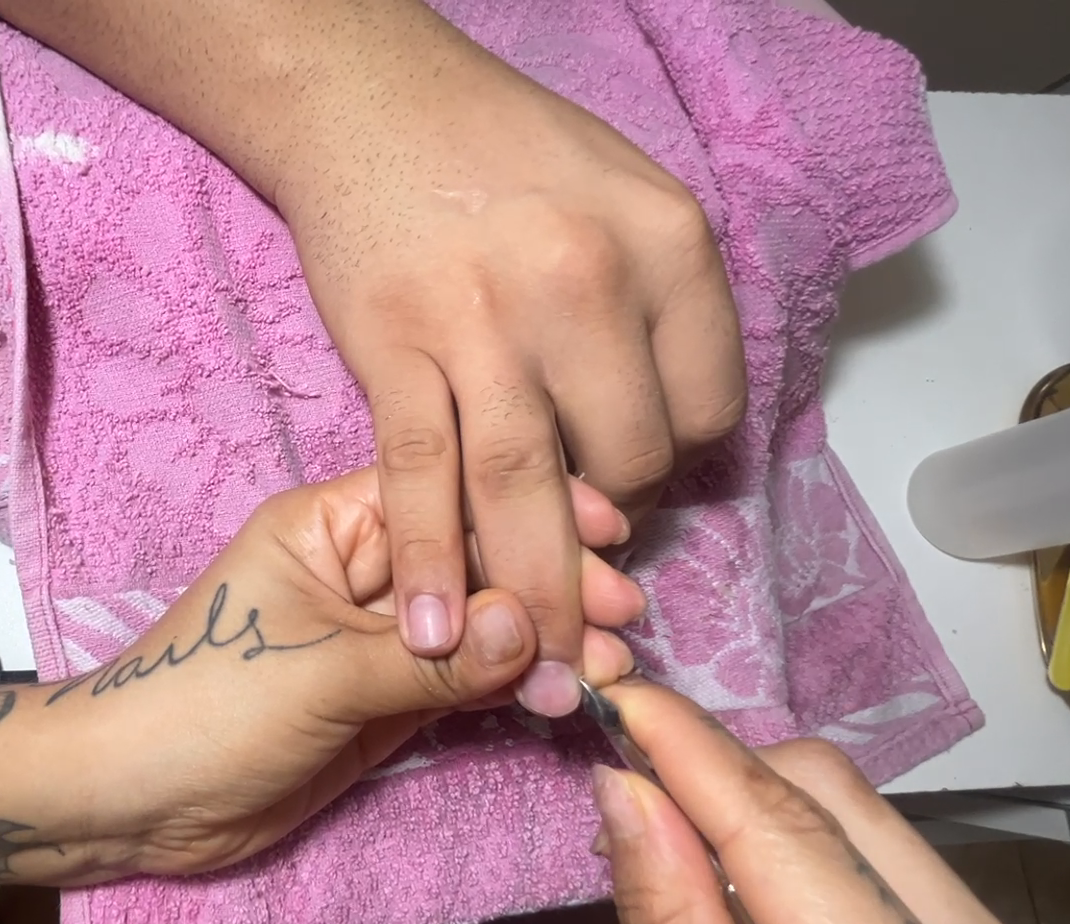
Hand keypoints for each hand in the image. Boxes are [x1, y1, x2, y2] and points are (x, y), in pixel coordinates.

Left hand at [49, 467, 643, 878]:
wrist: (140, 798)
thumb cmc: (208, 704)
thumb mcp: (319, 672)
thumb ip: (429, 658)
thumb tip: (538, 627)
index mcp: (327, 527)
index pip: (439, 498)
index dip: (519, 511)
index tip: (607, 533)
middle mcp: (357, 570)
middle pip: (465, 563)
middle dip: (541, 586)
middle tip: (621, 617)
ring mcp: (374, 637)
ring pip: (470, 627)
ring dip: (537, 643)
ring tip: (609, 665)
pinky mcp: (383, 697)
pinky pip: (457, 681)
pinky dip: (507, 687)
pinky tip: (563, 690)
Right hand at [273, 22, 744, 669]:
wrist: (368, 106)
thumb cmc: (495, 150)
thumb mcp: (620, 193)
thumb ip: (649, 309)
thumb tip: (632, 434)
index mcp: (667, 243)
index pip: (702, 409)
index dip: (664, 472)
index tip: (618, 495)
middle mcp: (585, 286)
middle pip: (621, 463)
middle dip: (600, 550)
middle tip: (582, 625)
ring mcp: (483, 325)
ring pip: (521, 485)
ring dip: (529, 591)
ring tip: (530, 671)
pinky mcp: (395, 353)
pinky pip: (420, 471)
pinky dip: (429, 557)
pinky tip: (431, 628)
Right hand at [592, 682, 1069, 923]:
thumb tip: (620, 789)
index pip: (786, 830)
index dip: (688, 746)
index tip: (614, 691)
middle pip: (831, 796)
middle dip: (710, 770)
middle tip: (621, 794)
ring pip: (858, 812)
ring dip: (743, 802)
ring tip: (667, 843)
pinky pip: (878, 855)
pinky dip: (785, 840)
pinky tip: (733, 877)